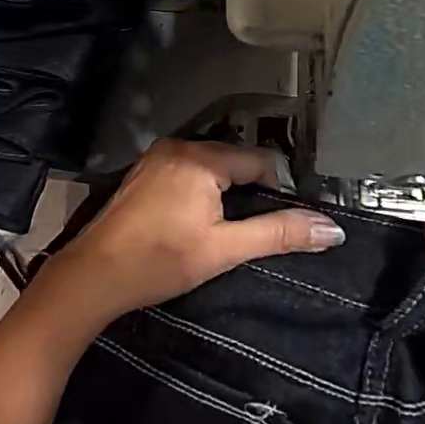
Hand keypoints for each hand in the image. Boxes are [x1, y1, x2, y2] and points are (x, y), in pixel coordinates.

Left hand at [33, 139, 344, 324]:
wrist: (91, 277)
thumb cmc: (160, 262)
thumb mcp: (224, 250)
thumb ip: (278, 234)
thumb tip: (333, 230)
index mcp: (200, 158)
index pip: (258, 161)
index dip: (274, 190)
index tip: (274, 222)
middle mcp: (178, 146)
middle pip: (233, 160)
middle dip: (247, 190)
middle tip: (248, 228)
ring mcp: (155, 158)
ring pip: (208, 166)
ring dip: (222, 191)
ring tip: (222, 228)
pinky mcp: (141, 173)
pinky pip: (185, 171)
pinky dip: (199, 190)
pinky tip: (192, 220)